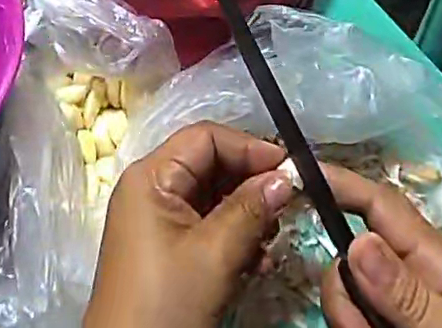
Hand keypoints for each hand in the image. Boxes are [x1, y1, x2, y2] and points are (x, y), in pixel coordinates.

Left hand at [84, 121, 293, 327]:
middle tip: (289, 203)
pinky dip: (235, 236)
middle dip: (250, 182)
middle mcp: (153, 187)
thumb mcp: (213, 256)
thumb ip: (250, 211)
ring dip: (247, 213)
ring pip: (213, 196)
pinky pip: (207, 225)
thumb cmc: (166, 303)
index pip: (205, 138)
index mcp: (152, 175)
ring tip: (273, 238)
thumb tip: (286, 177)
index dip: (248, 147)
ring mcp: (158, 218)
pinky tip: (258, 260)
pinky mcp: (167, 248)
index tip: (290, 168)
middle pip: (210, 164)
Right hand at [320, 165, 441, 327]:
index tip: (294, 172)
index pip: (379, 203)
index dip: (339, 181)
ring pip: (348, 296)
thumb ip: (413, 296)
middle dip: (342, 287)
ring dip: (348, 320)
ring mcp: (401, 314)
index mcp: (437, 261)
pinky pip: (355, 323)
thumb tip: (355, 240)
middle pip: (351, 256)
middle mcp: (413, 280)